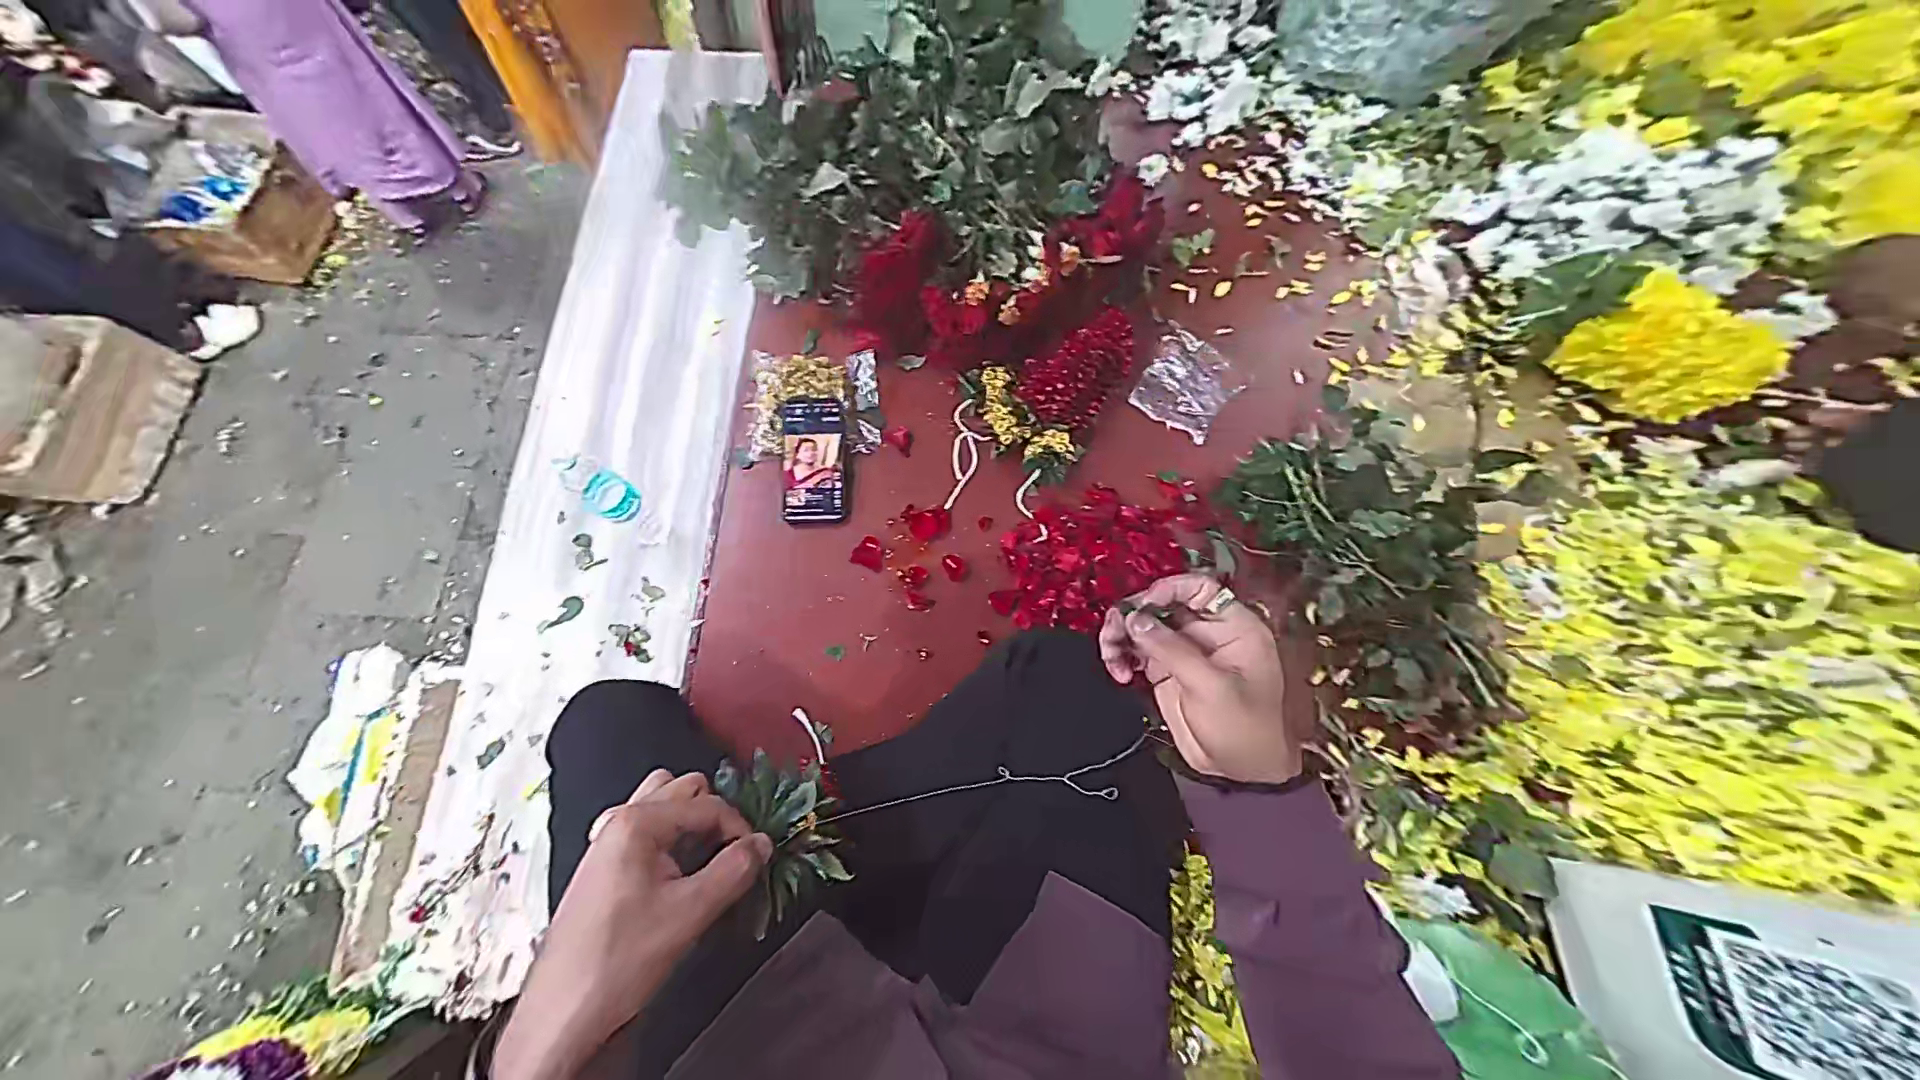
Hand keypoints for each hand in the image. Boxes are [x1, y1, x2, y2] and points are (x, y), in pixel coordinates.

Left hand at [494, 771, 771, 1079]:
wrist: (560, 1017)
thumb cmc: (616, 963)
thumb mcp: (690, 913)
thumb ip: (734, 870)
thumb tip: (761, 844)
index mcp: (637, 823)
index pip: (709, 805)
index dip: (739, 829)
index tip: (752, 858)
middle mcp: (619, 820)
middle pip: (684, 788)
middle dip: (715, 815)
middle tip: (730, 852)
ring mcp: (607, 840)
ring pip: (662, 801)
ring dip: (690, 819)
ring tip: (705, 856)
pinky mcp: (603, 864)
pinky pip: (645, 828)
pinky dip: (668, 836)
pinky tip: (676, 870)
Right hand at [1098, 574, 1300, 784]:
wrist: (1242, 771)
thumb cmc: (1244, 728)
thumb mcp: (1211, 687)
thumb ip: (1171, 650)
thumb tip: (1134, 618)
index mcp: (1232, 627)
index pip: (1199, 588)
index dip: (1168, 589)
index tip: (1142, 606)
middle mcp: (1205, 632)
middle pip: (1161, 603)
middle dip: (1133, 615)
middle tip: (1115, 633)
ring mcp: (1183, 650)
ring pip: (1142, 625)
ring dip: (1120, 635)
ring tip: (1111, 657)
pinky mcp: (1164, 670)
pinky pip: (1135, 649)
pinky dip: (1121, 656)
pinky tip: (1120, 673)